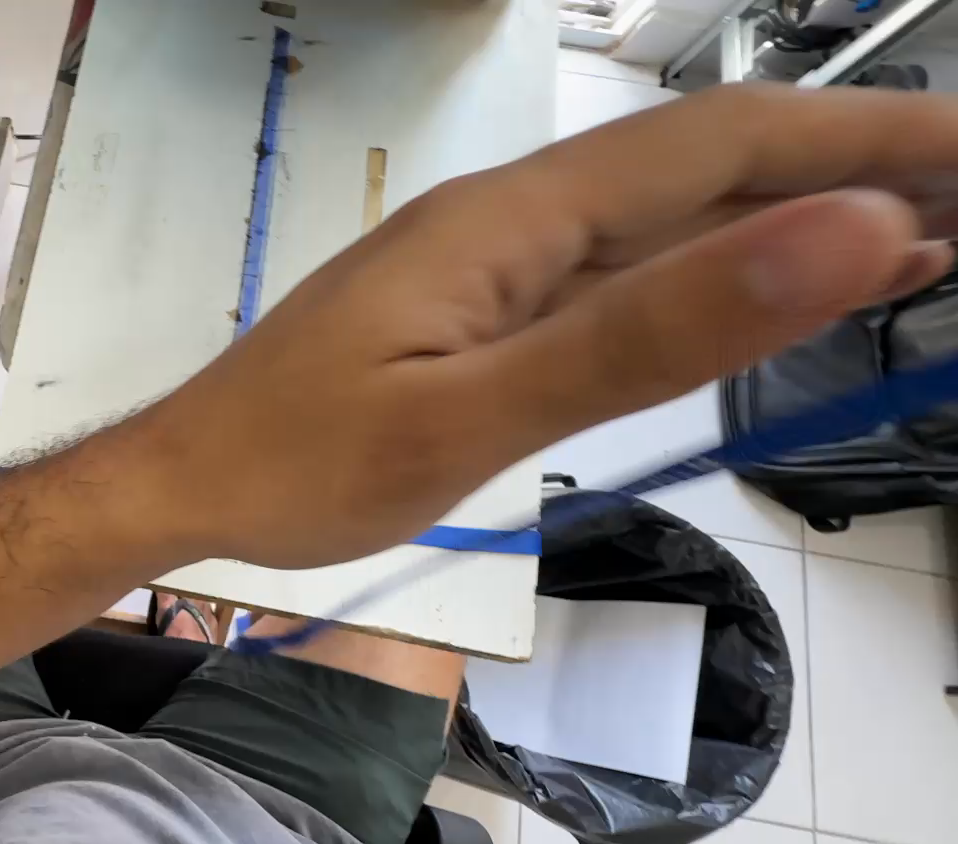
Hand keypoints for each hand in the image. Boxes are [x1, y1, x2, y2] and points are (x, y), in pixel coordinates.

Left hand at [117, 84, 957, 570]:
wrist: (183, 482)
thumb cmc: (297, 467)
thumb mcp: (467, 417)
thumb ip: (636, 336)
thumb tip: (846, 229)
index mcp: (498, 226)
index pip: (715, 142)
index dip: (867, 137)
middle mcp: (479, 227)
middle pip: (677, 178)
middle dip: (829, 185)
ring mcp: (448, 274)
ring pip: (623, 237)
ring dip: (749, 242)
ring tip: (884, 265)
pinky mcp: (426, 321)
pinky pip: (563, 290)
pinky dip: (653, 296)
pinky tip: (698, 320)